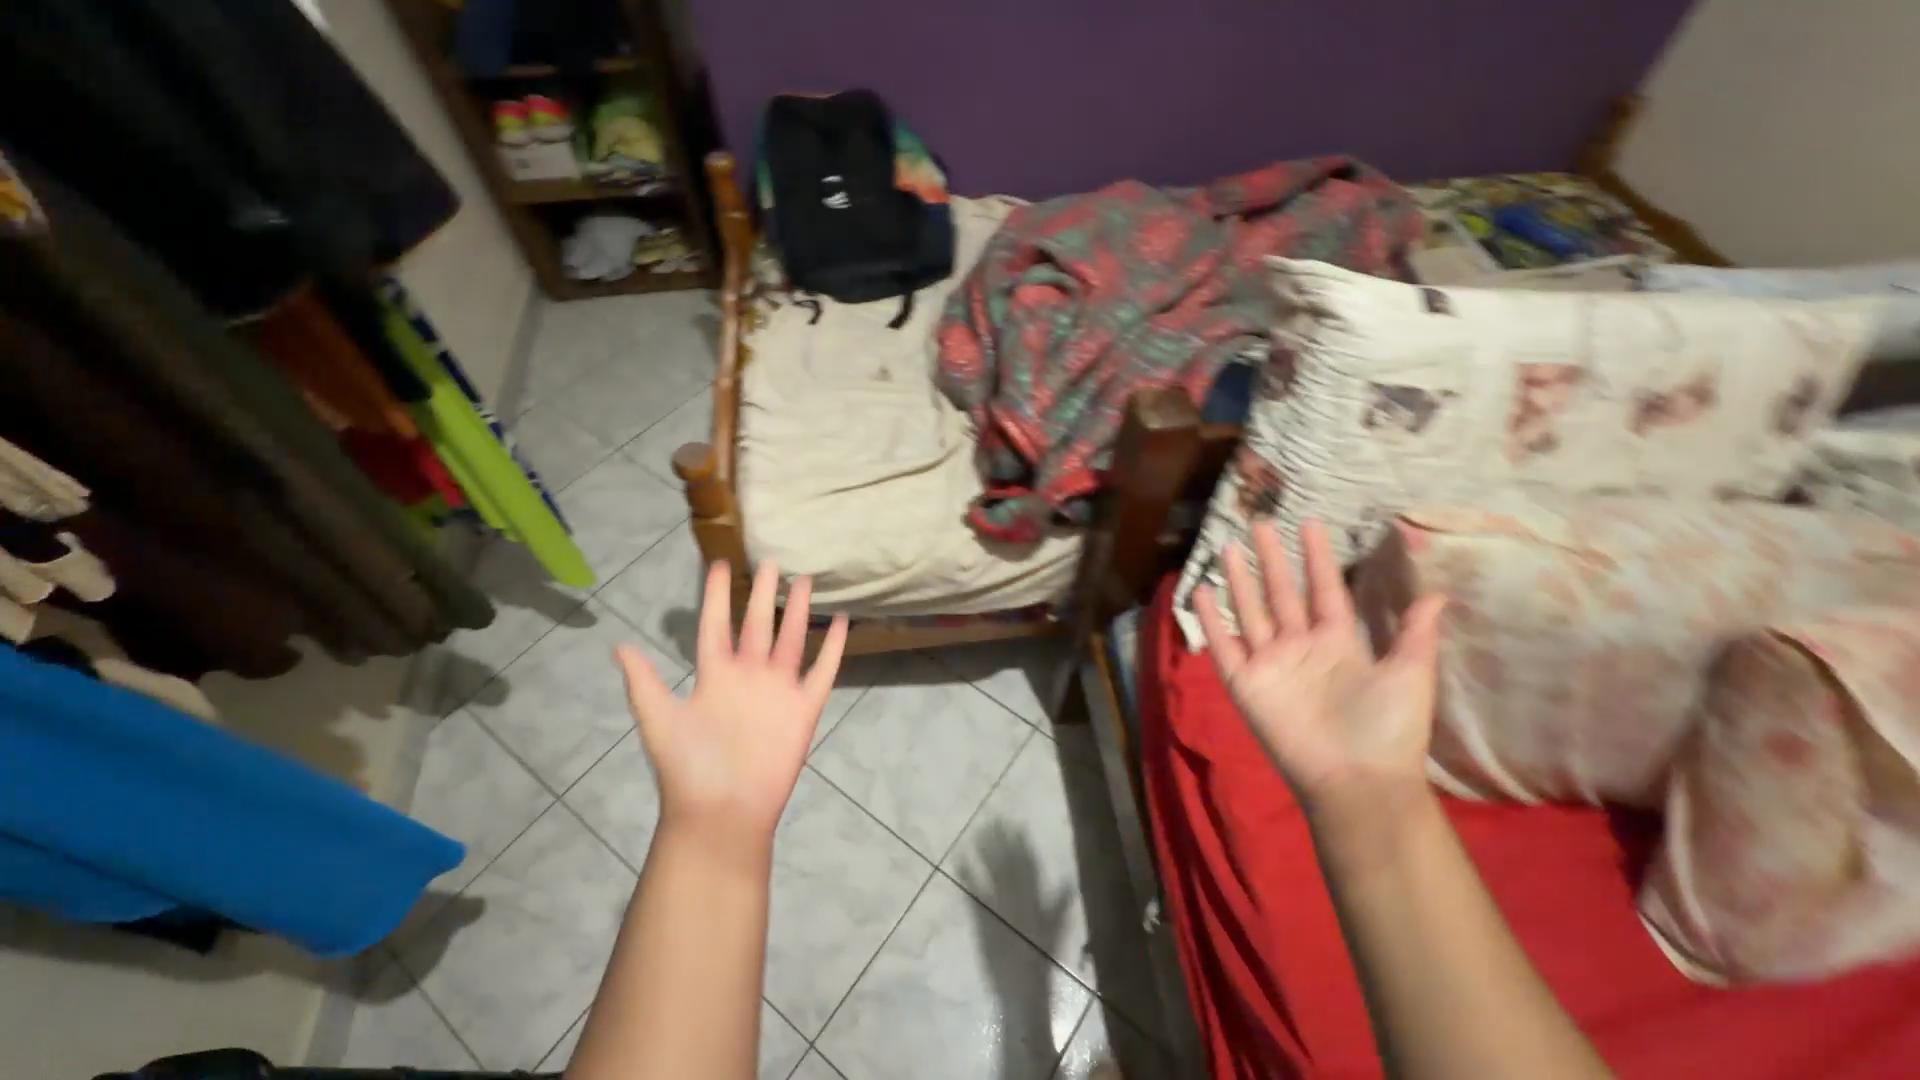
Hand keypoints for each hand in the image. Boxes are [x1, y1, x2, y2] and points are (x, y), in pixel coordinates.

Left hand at [615, 559, 848, 857]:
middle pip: (757, 624)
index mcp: (713, 675)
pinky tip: (840, 623)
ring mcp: (778, 690)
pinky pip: (822, 671)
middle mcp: (747, 675)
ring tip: (805, 580)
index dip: (717, 596)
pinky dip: (832, 648)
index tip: (719, 564)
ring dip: (798, 611)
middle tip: (770, 561)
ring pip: (791, 639)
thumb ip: (644, 682)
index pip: (716, 624)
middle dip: (763, 593)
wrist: (721, 811)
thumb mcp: (658, 719)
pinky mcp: (803, 708)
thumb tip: (619, 645)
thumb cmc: (687, 767)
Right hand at [1195, 520, 1445, 815]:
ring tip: (1226, 547)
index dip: (1317, 558)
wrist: (1357, 779)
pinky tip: (1202, 592)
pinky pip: (1224, 645)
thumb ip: (1415, 633)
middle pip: (1280, 594)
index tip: (1309, 524)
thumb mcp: (1411, 674)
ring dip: (1239, 580)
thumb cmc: (1389, 729)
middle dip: (1270, 559)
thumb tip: (1436, 593)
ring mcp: (1270, 664)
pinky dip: (1211, 620)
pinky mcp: (1245, 684)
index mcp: (1339, 642)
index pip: (1324, 589)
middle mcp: (1301, 647)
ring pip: (1250, 612)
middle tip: (1258, 523)